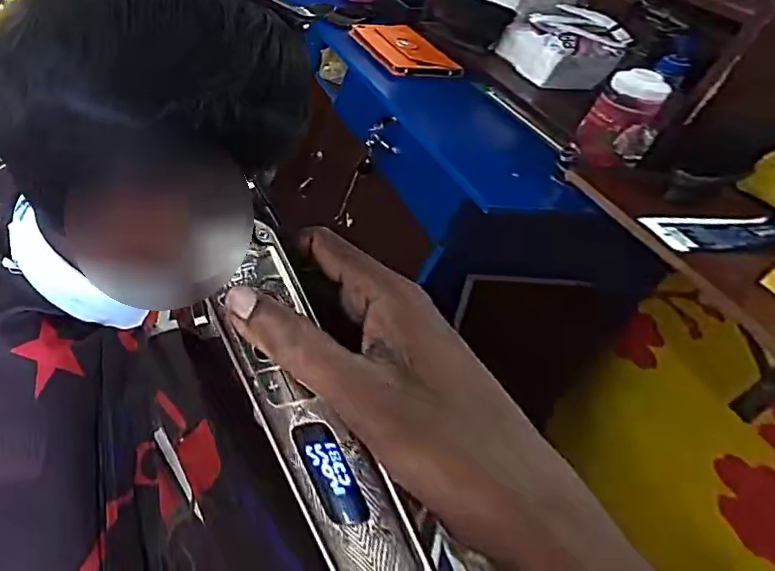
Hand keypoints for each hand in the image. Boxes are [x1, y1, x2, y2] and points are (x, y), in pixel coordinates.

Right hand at [224, 228, 649, 570]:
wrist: (542, 529)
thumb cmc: (456, 451)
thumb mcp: (359, 393)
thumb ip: (293, 342)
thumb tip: (235, 296)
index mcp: (390, 297)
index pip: (318, 244)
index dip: (272, 250)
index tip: (231, 272)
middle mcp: (399, 313)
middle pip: (320, 284)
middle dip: (278, 302)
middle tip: (236, 326)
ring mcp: (408, 349)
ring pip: (335, 327)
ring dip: (299, 342)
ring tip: (261, 363)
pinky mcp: (413, 383)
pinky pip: (353, 359)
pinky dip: (324, 369)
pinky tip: (307, 398)